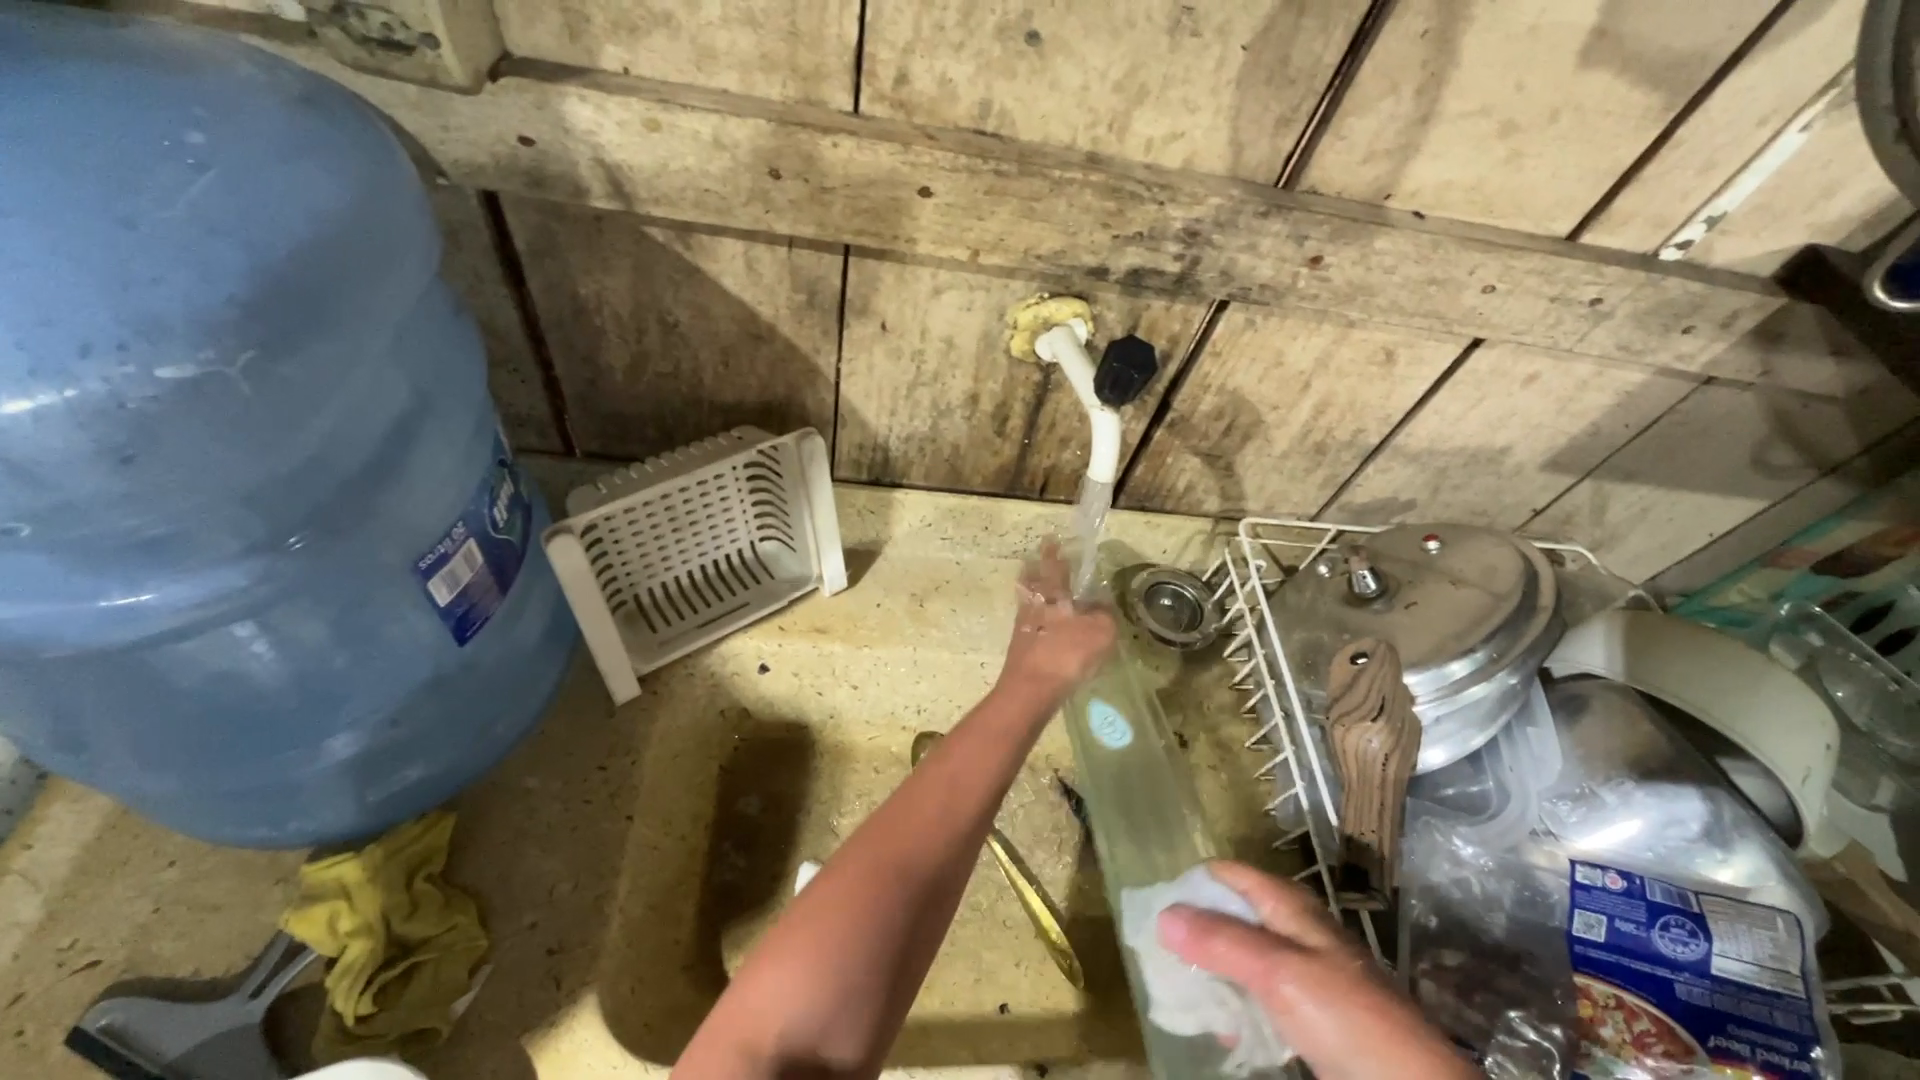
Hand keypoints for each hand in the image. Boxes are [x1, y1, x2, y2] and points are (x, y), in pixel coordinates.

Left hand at [997, 540, 1115, 702]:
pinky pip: (1032, 627)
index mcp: (1053, 596)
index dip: (1052, 553)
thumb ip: (1104, 615)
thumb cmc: (1067, 653)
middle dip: (1034, 573)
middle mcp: (1034, 607)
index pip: (1053, 567)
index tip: (1049, 539)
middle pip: (1032, 584)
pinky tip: (1047, 631)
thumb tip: (1101, 607)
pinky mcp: (1021, 650)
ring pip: (1029, 605)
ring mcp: (1024, 629)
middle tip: (1034, 563)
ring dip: (1034, 597)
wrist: (1032, 689)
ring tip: (1042, 596)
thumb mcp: (1100, 632)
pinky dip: (1038, 623)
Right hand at [1158, 861, 1474, 1079]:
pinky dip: (1234, 1009)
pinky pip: (1258, 1001)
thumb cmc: (1348, 1019)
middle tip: (1157, 957)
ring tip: (1179, 994)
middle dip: (1194, 933)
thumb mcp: (1280, 974)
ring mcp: (1304, 978)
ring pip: (1242, 962)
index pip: (1230, 875)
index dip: (1192, 884)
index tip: (1154, 911)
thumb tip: (1162, 914)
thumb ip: (1222, 941)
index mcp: (1291, 909)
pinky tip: (1221, 1030)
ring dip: (1211, 975)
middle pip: (1232, 917)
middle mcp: (1295, 934)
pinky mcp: (1309, 1019)